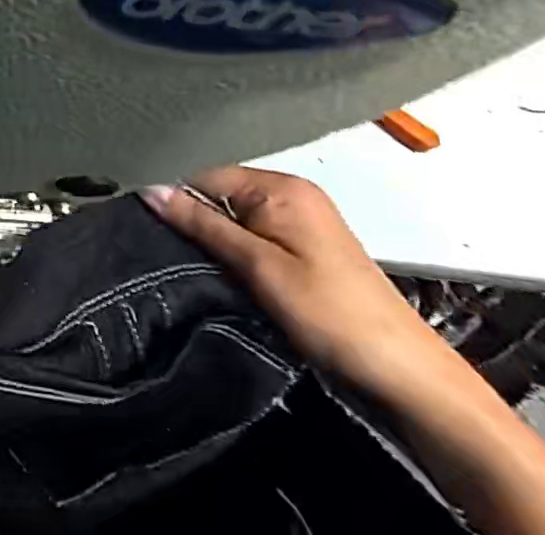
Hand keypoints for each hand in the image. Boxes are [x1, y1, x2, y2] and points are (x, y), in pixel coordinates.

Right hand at [140, 167, 456, 409]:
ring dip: (212, 235)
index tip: (143, 222)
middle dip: (192, 216)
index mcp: (282, 186)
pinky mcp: (305, 244)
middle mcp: (291, 192)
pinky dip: (234, 248)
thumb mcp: (257, 266)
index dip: (175, 196)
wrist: (402, 371)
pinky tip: (218, 266)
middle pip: (221, 192)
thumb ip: (203, 223)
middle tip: (158, 244)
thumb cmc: (328, 313)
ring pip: (235, 214)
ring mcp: (301, 218)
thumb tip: (150, 189)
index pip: (206, 173)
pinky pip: (253, 232)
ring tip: (181, 257)